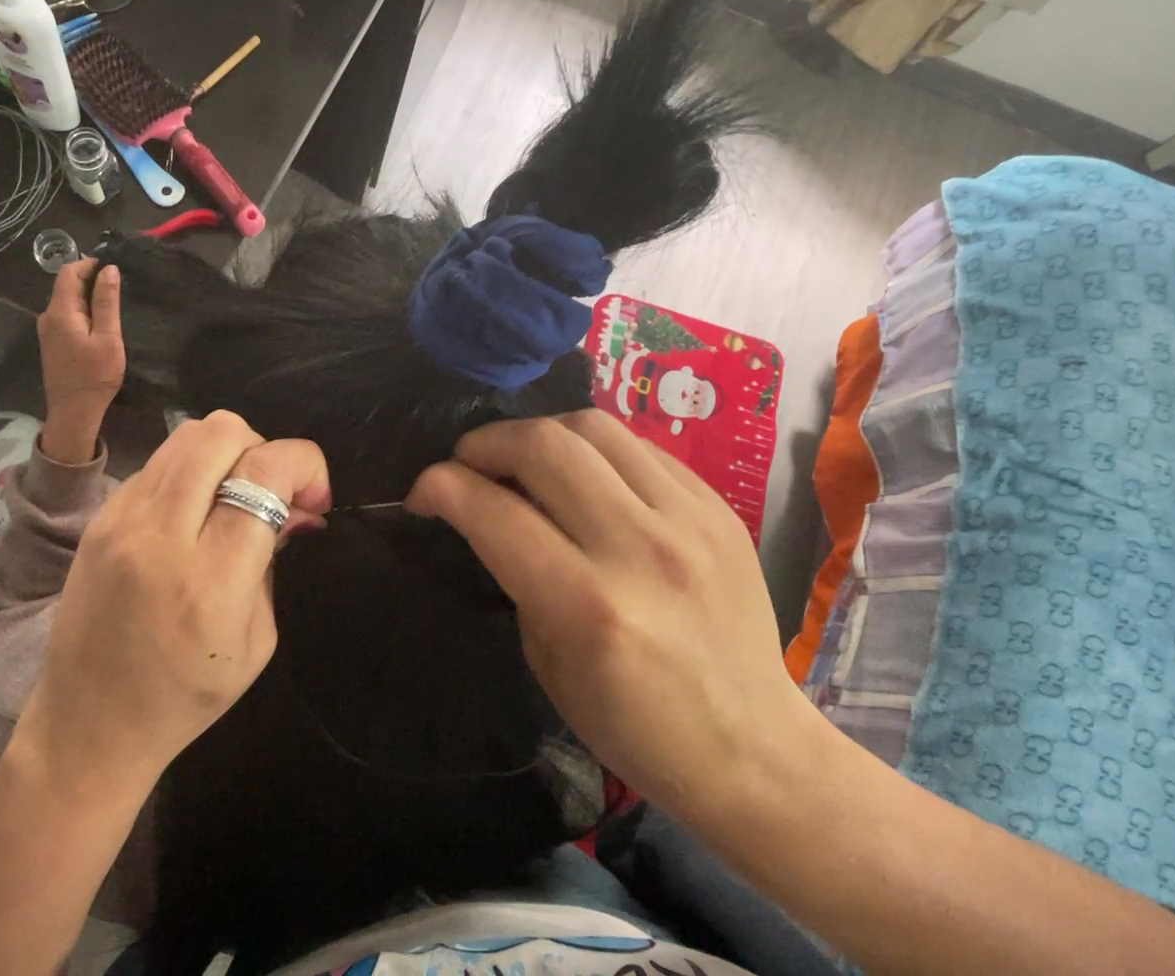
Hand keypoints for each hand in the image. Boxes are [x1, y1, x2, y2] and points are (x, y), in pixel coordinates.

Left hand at [15, 411, 330, 792]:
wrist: (90, 722)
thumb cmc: (185, 697)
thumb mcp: (256, 641)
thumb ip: (273, 560)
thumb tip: (292, 505)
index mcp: (211, 577)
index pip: (264, 471)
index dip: (306, 464)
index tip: (315, 497)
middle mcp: (161, 534)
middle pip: (221, 433)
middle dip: (265, 449)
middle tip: (273, 493)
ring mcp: (121, 520)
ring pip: (186, 436)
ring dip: (226, 454)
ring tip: (235, 498)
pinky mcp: (99, 519)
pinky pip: (157, 466)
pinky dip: (189, 474)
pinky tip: (194, 515)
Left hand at [37, 258, 123, 463]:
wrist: (73, 412)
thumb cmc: (94, 376)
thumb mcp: (108, 338)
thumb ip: (107, 302)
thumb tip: (109, 270)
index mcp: (60, 311)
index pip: (69, 272)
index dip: (90, 264)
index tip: (114, 266)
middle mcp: (48, 316)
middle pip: (66, 286)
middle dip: (90, 280)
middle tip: (119, 285)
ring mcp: (48, 331)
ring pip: (67, 302)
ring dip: (88, 298)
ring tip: (114, 303)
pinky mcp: (53, 344)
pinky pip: (67, 317)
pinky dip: (83, 312)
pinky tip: (101, 323)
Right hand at [406, 409, 805, 821]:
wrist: (751, 747)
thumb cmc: (632, 725)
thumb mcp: (546, 660)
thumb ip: (515, 574)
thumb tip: (487, 511)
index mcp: (587, 605)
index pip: (494, 511)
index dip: (441, 487)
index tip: (423, 495)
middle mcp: (640, 549)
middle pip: (544, 445)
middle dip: (485, 444)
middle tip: (468, 467)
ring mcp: (690, 521)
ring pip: (593, 426)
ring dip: (538, 435)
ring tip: (522, 462)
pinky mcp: (720, 507)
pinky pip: (639, 446)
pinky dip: (593, 451)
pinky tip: (582, 477)